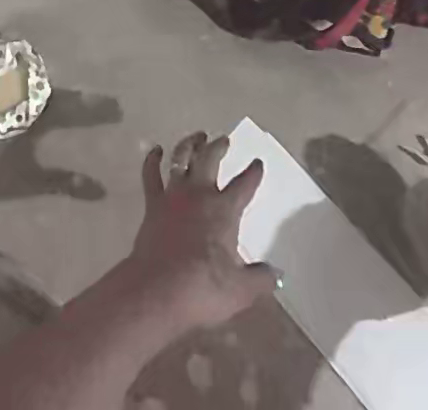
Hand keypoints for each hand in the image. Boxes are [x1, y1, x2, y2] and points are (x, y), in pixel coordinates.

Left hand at [121, 132, 277, 332]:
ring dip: (190, 144)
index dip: (253, 173)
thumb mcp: (241, 290)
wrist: (157, 290)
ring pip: (181, 159)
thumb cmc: (202, 289)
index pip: (244, 185)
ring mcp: (174, 196)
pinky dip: (153, 159)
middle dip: (219, 147)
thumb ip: (261, 279)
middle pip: (210, 160)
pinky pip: (151, 175)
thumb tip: (277, 274)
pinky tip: (156, 150)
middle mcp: (200, 194)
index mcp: (224, 210)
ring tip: (197, 136)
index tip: (257, 162)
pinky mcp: (153, 204)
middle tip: (224, 139)